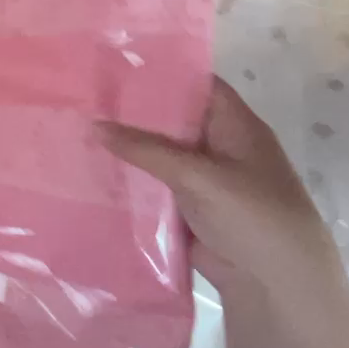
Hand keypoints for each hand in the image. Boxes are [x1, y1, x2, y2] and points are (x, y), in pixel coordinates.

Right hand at [101, 78, 344, 304]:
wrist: (274, 286)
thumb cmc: (253, 218)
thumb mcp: (198, 175)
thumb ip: (145, 149)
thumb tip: (92, 124)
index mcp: (237, 127)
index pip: (198, 84)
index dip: (162, 70)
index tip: (115, 60)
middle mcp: (218, 146)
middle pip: (171, 116)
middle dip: (132, 106)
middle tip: (83, 91)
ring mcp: (201, 176)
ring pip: (156, 150)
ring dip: (124, 142)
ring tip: (74, 122)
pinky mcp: (184, 204)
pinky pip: (149, 180)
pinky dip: (125, 173)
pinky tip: (89, 163)